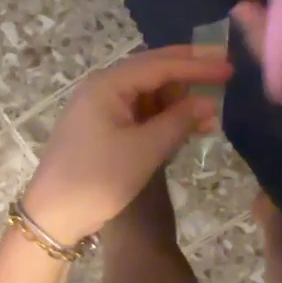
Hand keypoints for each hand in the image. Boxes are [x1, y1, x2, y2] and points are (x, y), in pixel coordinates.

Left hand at [22, 46, 231, 243]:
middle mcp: (101, 89)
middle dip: (188, 73)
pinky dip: (162, 118)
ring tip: (210, 113)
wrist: (51, 217)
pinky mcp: (99, 130)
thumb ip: (178, 122)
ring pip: (146, 94)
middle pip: (151, 72)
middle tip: (225, 71)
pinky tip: (186, 128)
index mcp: (107, 85)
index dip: (197, 65)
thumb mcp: (144, 150)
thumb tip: (209, 103)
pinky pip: (137, 113)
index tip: (229, 67)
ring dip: (177, 100)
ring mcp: (98, 109)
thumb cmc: (97, 179)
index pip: (159, 65)